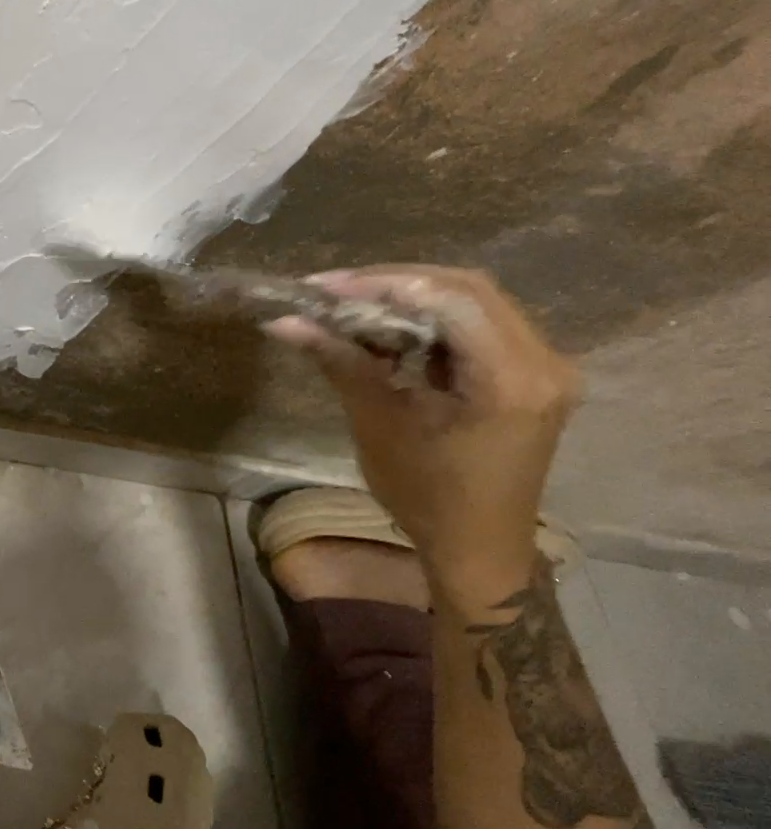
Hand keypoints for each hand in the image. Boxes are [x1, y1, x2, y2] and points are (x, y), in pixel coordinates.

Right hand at [264, 266, 579, 599]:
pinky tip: (391, 331)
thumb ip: (339, 361)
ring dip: (411, 296)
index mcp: (512, 378)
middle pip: (466, 289)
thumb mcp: (377, 423)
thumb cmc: (426, 493)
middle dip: (393, 282)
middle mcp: (544, 361)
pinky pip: (480, 324)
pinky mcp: (533, 375)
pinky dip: (431, 318)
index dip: (382, 283)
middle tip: (332, 292)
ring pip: (474, 301)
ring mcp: (544, 367)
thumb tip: (283, 320)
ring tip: (353, 307)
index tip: (322, 289)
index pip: (449, 298)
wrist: (478, 545)